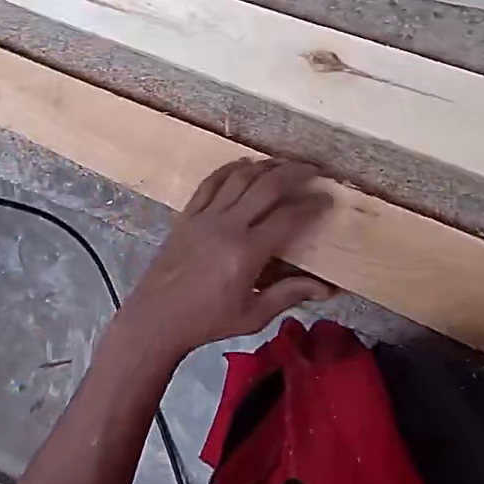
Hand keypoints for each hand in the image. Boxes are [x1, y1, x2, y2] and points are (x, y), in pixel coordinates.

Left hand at [112, 159, 334, 360]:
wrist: (156, 319)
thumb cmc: (207, 321)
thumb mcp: (253, 315)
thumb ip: (290, 294)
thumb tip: (326, 289)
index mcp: (246, 252)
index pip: (288, 217)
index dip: (312, 204)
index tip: (327, 198)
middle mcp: (227, 226)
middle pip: (267, 185)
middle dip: (295, 172)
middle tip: (314, 170)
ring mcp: (205, 217)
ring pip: (240, 177)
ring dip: (266, 165)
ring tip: (285, 163)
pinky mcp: (187, 215)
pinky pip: (211, 182)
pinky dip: (230, 169)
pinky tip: (244, 165)